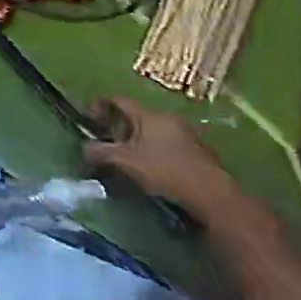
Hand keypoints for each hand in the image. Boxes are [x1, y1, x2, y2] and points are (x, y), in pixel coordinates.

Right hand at [83, 96, 249, 225]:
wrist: (216, 198)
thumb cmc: (164, 171)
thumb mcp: (121, 161)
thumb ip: (96, 151)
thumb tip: (84, 149)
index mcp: (150, 116)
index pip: (118, 100)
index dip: (98, 106)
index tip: (88, 120)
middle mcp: (170, 120)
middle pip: (135, 116)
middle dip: (117, 127)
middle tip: (105, 142)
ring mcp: (189, 137)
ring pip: (152, 132)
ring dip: (136, 141)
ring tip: (125, 158)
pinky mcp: (200, 154)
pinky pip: (167, 145)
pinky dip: (153, 152)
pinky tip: (149, 169)